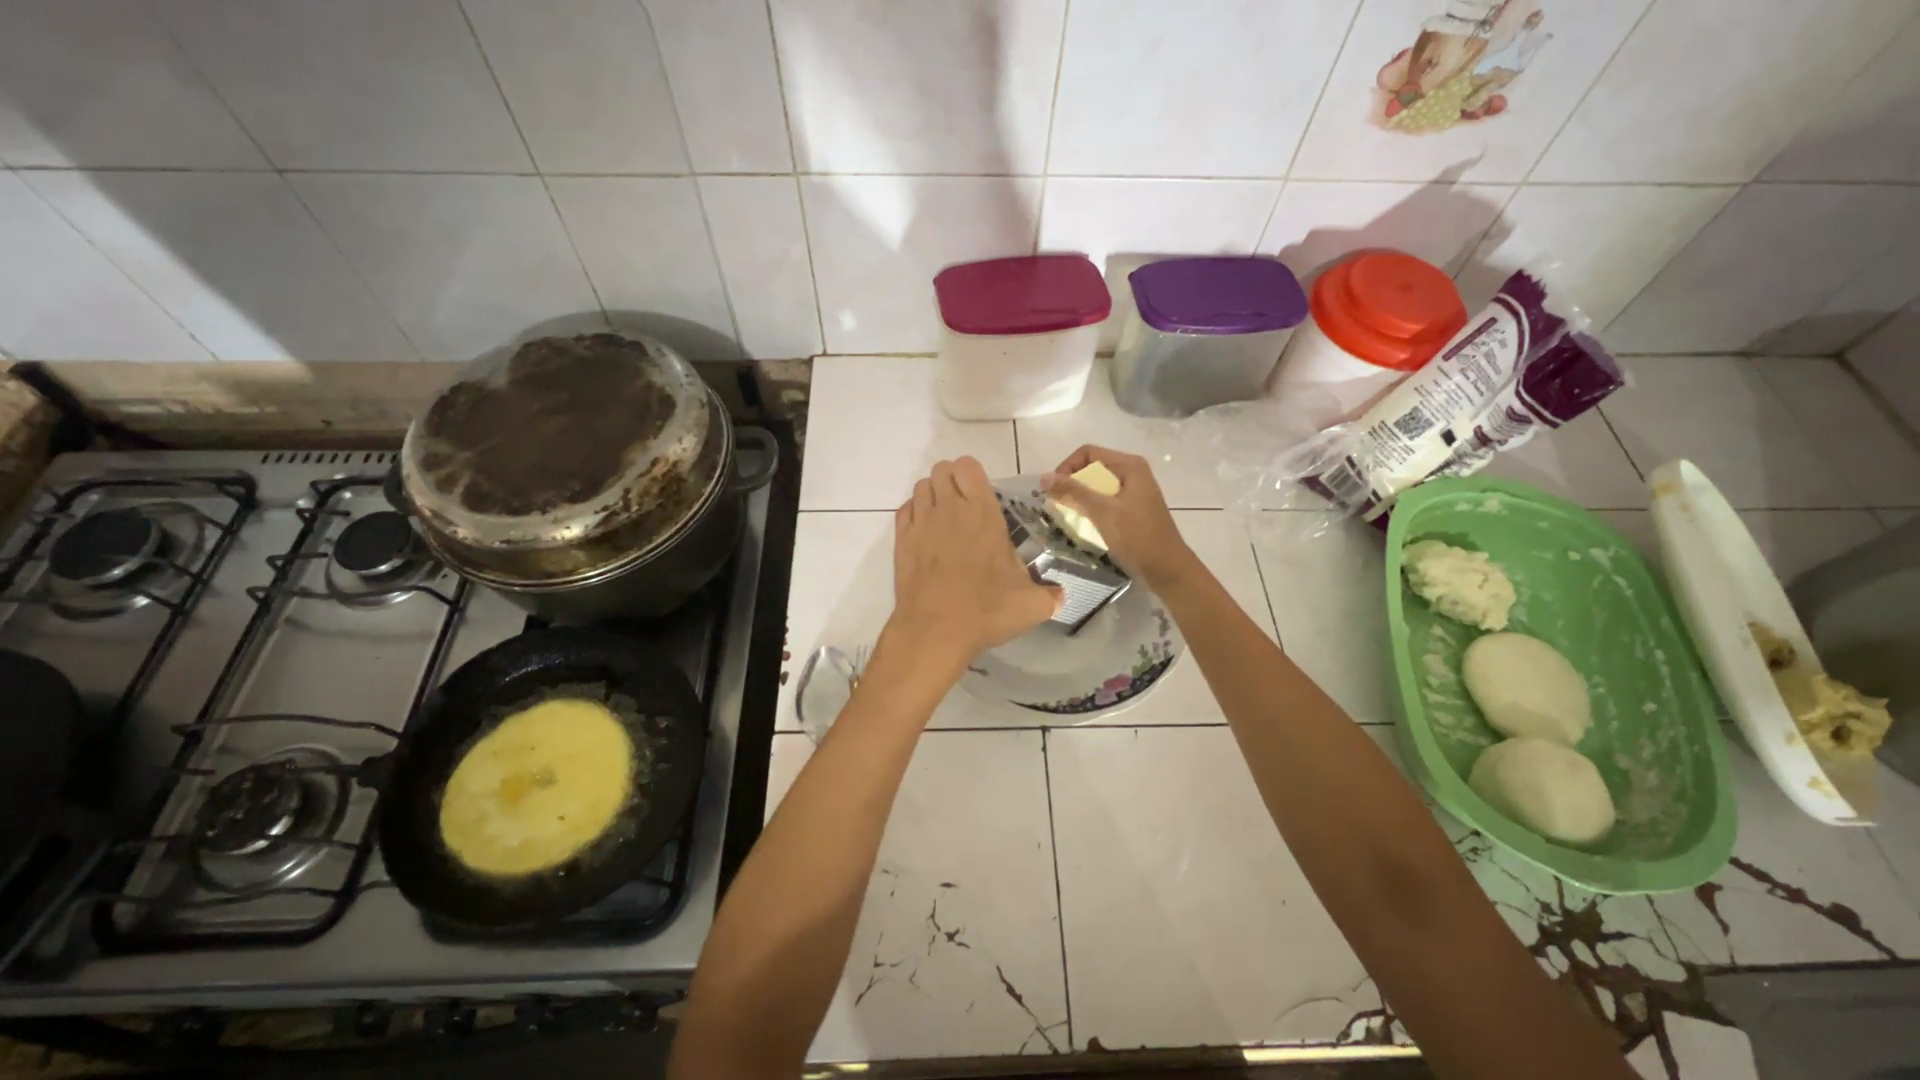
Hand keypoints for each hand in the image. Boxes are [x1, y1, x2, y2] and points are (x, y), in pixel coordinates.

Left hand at [887, 457, 1060, 672]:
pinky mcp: (901, 541)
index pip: (968, 467)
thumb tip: (1060, 595)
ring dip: (933, 495)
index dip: (973, 474)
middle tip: (964, 506)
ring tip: (945, 519)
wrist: (935, 631)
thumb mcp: (1032, 605)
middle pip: (942, 470)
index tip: (982, 495)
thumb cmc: (986, 611)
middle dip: (952, 480)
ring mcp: (921, 523)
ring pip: (921, 487)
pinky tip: (926, 533)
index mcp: (982, 513)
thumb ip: (1051, 595)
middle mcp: (949, 509)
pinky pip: (905, 509)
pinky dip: (915, 513)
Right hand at [1042, 445, 1197, 588]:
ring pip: (1098, 485)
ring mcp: (1134, 490)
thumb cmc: (1137, 536)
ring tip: (1067, 514)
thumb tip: (1045, 477)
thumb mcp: (1102, 512)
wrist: (1167, 568)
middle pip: (1092, 467)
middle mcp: (1132, 472)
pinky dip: (1092, 506)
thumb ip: (1074, 492)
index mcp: (1129, 465)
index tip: (1054, 490)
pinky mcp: (1133, 507)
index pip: (1088, 453)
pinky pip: (1106, 499)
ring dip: (1080, 496)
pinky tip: (1084, 522)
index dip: (1067, 467)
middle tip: (1058, 504)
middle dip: (1072, 483)